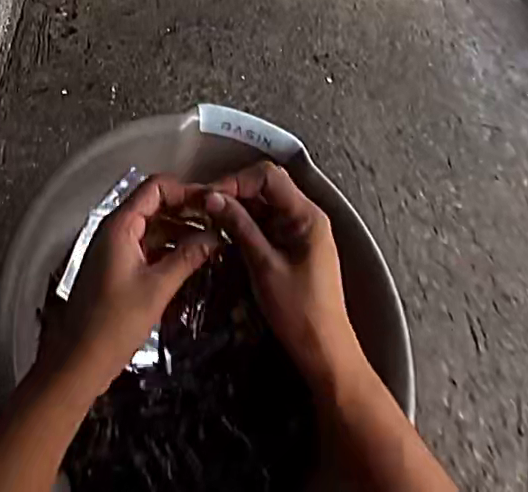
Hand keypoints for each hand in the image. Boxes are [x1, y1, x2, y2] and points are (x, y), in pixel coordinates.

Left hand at [48, 175, 221, 390]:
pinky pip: (148, 245)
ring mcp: (115, 249)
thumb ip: (187, 257)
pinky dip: (169, 248)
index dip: (186, 191)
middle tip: (216, 221)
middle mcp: (115, 230)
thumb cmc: (112, 325)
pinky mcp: (117, 267)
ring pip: (154, 226)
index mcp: (120, 226)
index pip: (156, 188)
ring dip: (180, 230)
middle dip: (187, 210)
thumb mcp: (157, 288)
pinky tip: (190, 259)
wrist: (76, 366)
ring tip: (209, 241)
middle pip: (155, 204)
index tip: (211, 203)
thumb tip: (213, 237)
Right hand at [201, 162, 362, 390]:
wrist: (324, 350)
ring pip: (265, 203)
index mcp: (306, 214)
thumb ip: (240, 228)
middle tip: (203, 205)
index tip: (208, 196)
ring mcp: (299, 229)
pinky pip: (267, 222)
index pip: (269, 177)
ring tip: (208, 216)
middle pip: (267, 186)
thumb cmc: (298, 311)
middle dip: (234, 191)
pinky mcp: (292, 244)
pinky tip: (225, 230)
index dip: (236, 181)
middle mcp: (305, 214)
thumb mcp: (264, 266)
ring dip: (238, 206)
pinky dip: (246, 222)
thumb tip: (213, 198)